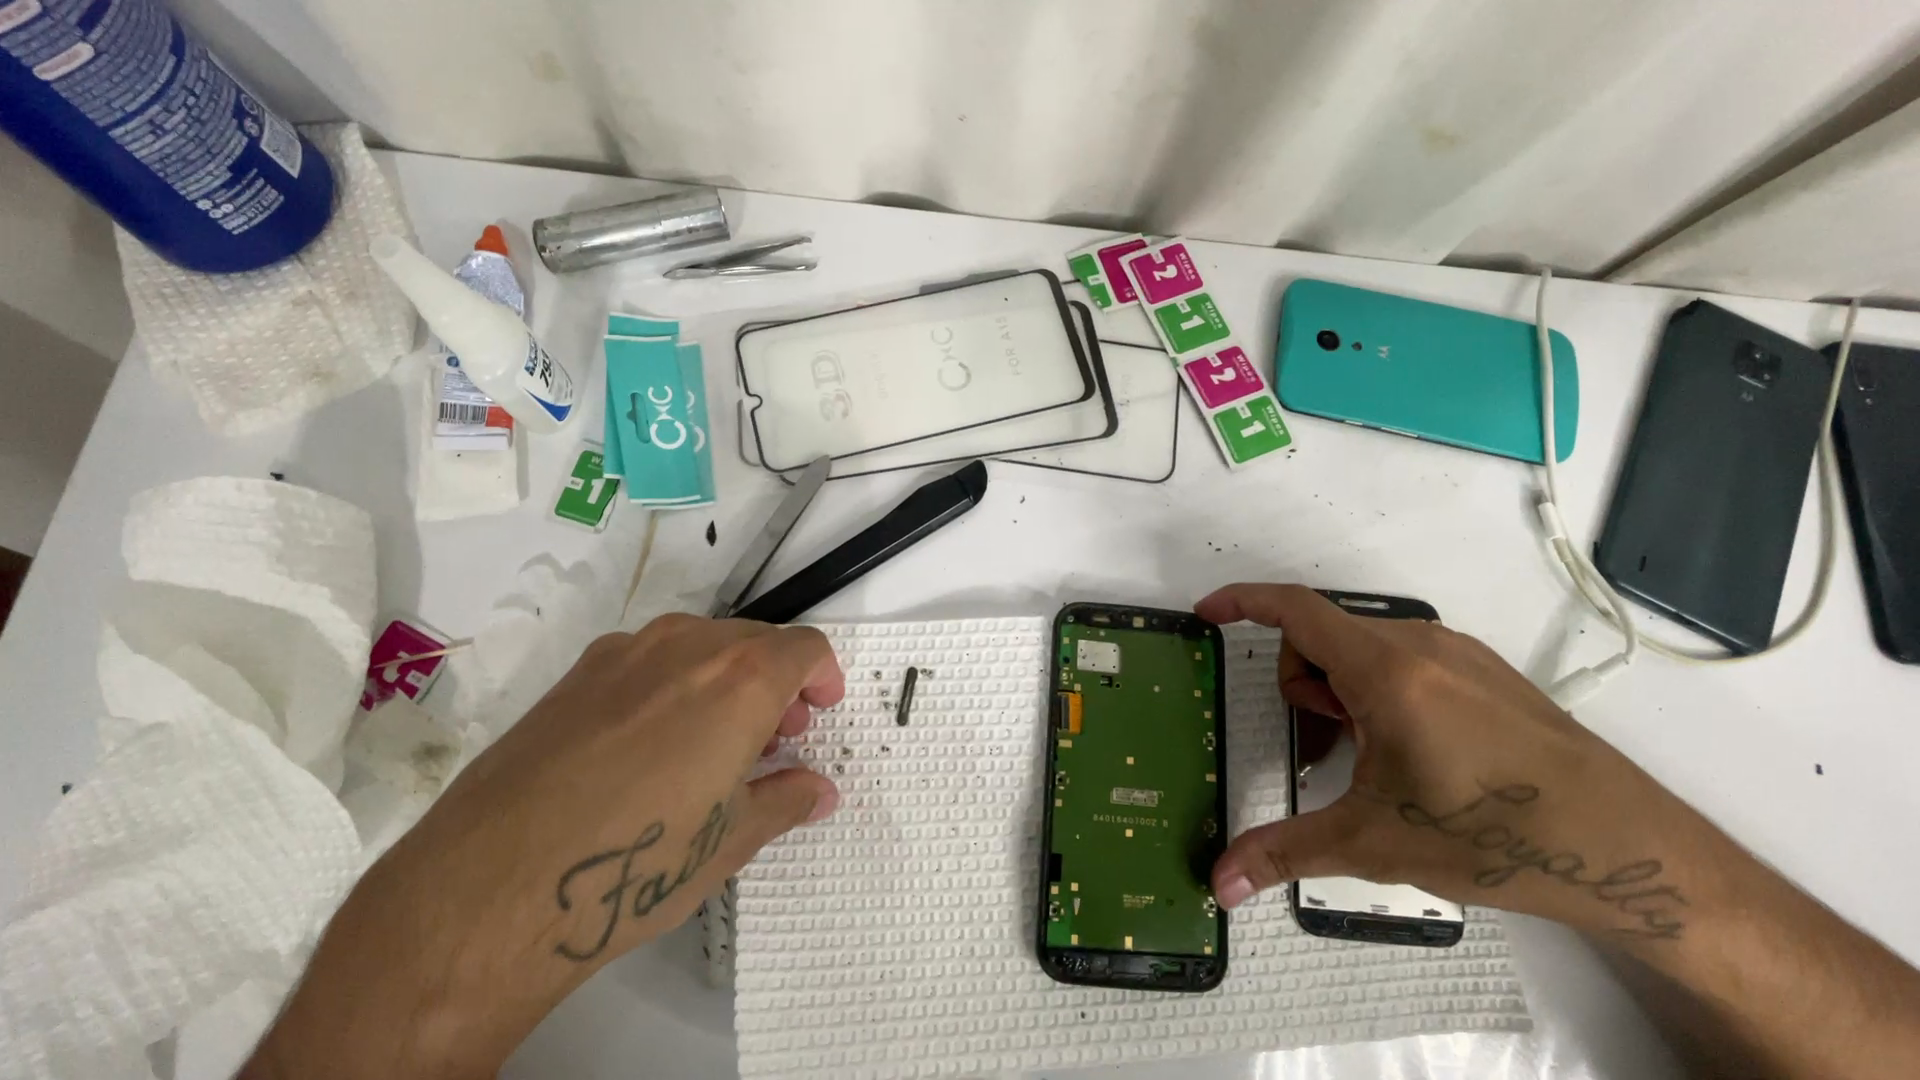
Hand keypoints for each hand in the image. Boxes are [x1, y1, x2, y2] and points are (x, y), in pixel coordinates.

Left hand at [245, 615, 842, 1079]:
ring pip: (699, 645)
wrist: (494, 882)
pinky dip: (673, 684)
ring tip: (713, 745)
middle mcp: (685, 645)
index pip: (805, 648)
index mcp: (739, 677)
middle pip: (754, 641)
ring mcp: (623, 653)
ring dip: (725, 680)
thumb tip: (818, 791)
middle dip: (777, 683)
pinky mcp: (574, 674)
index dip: (823, 678)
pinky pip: (647, 660)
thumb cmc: (638, 861)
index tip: (818, 717)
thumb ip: (786, 801)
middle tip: (773, 741)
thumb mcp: (731, 841)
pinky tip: (650, 747)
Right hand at [1196, 584, 1711, 941]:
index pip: (1296, 610)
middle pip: (1324, 636)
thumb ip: (1283, 852)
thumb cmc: (1491, 835)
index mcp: (1386, 670)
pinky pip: (1405, 659)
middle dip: (1302, 685)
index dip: (1243, 603)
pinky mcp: (1487, 672)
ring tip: (1366, 760)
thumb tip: (1216, 885)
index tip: (1206, 615)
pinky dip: (1379, 692)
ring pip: (1364, 649)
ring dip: (1340, 692)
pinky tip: (1410, 754)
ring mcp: (1460, 654)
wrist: (1628, 850)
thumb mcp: (1372, 843)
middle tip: (1322, 751)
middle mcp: (1421, 644)